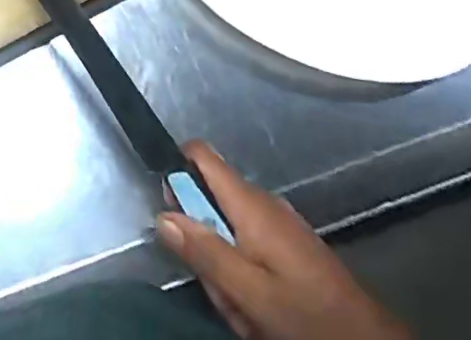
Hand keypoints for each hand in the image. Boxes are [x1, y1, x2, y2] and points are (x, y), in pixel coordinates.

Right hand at [156, 142, 410, 339]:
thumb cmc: (308, 315)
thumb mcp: (249, 292)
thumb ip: (204, 251)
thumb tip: (162, 216)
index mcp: (249, 203)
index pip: (200, 154)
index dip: (176, 168)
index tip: (169, 205)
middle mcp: (263, 202)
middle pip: (208, 198)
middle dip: (202, 236)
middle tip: (216, 279)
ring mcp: (279, 222)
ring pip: (226, 226)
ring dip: (223, 262)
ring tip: (241, 301)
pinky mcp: (290, 243)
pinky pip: (247, 242)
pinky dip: (243, 271)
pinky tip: (257, 304)